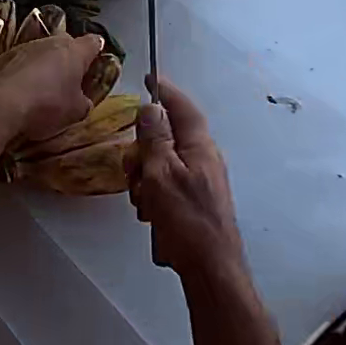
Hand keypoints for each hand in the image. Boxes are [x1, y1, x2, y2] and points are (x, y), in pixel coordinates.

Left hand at [0, 32, 102, 140]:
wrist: (1, 105)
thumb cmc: (47, 105)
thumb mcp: (76, 112)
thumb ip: (84, 101)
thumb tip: (83, 100)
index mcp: (74, 51)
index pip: (93, 42)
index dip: (96, 52)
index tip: (96, 62)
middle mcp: (50, 42)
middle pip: (65, 44)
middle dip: (69, 58)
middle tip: (70, 80)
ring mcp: (24, 47)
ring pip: (41, 52)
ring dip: (44, 65)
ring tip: (43, 89)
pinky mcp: (3, 57)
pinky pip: (21, 62)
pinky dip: (24, 73)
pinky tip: (22, 92)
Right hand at [129, 77, 244, 281]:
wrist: (211, 267)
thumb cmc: (186, 219)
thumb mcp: (161, 174)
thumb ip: (154, 139)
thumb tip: (151, 108)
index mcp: (199, 147)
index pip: (182, 108)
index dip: (166, 91)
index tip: (150, 77)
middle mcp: (203, 159)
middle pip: (167, 138)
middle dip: (143, 151)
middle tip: (134, 172)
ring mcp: (200, 181)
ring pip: (162, 163)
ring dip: (145, 177)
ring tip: (144, 202)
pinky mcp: (195, 201)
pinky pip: (167, 185)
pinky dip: (153, 193)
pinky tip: (151, 214)